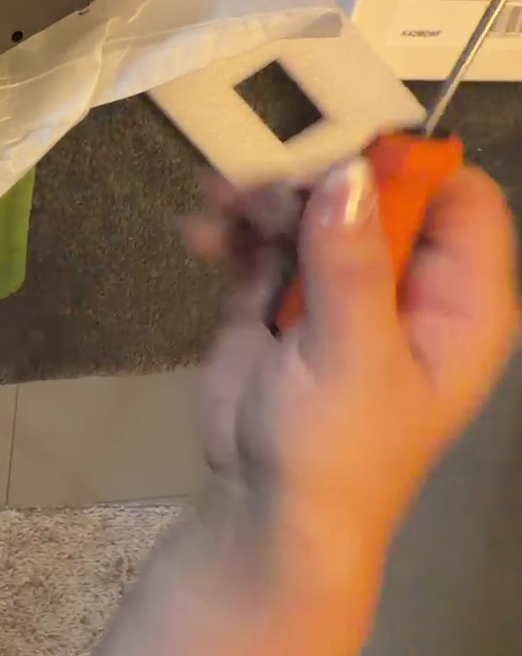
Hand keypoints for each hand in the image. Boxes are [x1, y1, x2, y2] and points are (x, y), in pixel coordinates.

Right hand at [185, 158, 518, 546]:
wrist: (266, 495)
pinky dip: (227, 236)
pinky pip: (256, 251)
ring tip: (212, 212)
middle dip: (308, 189)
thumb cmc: (336, 440)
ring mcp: (330, 296)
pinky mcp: (271, 305)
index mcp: (454, 302)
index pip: (458, 206)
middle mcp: (397, 288)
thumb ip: (348, 265)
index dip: (406, 173)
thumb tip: (344, 177)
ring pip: (302, 221)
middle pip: (365, 204)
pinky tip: (198, 237)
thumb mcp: (350, 354)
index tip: (334, 159)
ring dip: (257, 208)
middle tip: (252, 194)